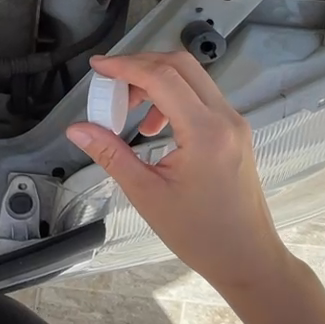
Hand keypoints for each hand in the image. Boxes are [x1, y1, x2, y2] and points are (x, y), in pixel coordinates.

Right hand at [65, 51, 291, 294]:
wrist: (248, 259)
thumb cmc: (198, 233)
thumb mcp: (145, 193)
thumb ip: (110, 154)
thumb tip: (76, 129)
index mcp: (205, 133)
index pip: (162, 78)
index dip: (125, 66)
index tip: (96, 67)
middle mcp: (225, 119)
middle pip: (181, 65)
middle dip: (140, 65)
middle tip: (109, 82)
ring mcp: (234, 123)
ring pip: (192, 77)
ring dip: (155, 79)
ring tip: (128, 106)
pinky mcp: (234, 131)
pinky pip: (200, 95)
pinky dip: (171, 95)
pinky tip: (152, 124)